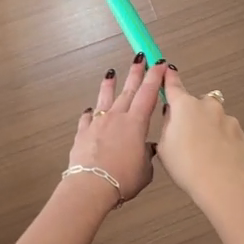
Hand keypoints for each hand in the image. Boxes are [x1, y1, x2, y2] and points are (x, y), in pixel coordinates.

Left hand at [65, 55, 165, 204]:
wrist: (91, 185)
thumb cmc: (122, 179)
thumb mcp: (145, 170)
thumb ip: (146, 156)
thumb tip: (146, 150)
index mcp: (136, 123)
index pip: (149, 93)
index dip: (155, 77)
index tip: (160, 64)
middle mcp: (117, 117)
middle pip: (128, 90)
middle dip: (136, 73)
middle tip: (140, 58)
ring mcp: (97, 123)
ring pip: (105, 98)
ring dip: (109, 85)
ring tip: (111, 73)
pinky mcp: (82, 133)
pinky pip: (87, 119)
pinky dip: (90, 114)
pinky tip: (89, 111)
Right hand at [158, 68, 243, 215]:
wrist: (223, 184)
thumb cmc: (186, 165)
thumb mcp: (164, 147)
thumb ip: (167, 126)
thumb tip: (172, 116)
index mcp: (185, 106)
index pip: (174, 85)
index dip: (169, 78)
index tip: (167, 69)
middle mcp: (208, 106)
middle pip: (197, 103)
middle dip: (192, 114)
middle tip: (185, 137)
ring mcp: (228, 119)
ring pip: (214, 118)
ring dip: (209, 128)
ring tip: (204, 153)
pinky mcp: (241, 134)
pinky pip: (227, 133)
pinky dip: (223, 141)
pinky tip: (218, 159)